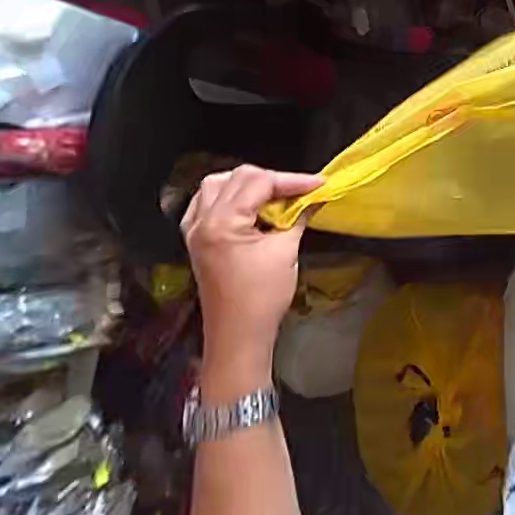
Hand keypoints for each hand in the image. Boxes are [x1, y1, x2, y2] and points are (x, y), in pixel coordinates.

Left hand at [182, 165, 322, 391]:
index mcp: (222, 222)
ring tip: (274, 195)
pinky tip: (248, 206)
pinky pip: (206, 203)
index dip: (292, 180)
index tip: (320, 184)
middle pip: (237, 177)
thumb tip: (316, 197)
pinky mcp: (197, 241)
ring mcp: (195, 230)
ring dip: (248, 184)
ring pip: (218, 185)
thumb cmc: (262, 297)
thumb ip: (299, 216)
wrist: (237, 337)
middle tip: (300, 191)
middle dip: (272, 180)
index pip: (259, 182)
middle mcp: (202, 220)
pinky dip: (229, 197)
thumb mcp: (286, 250)